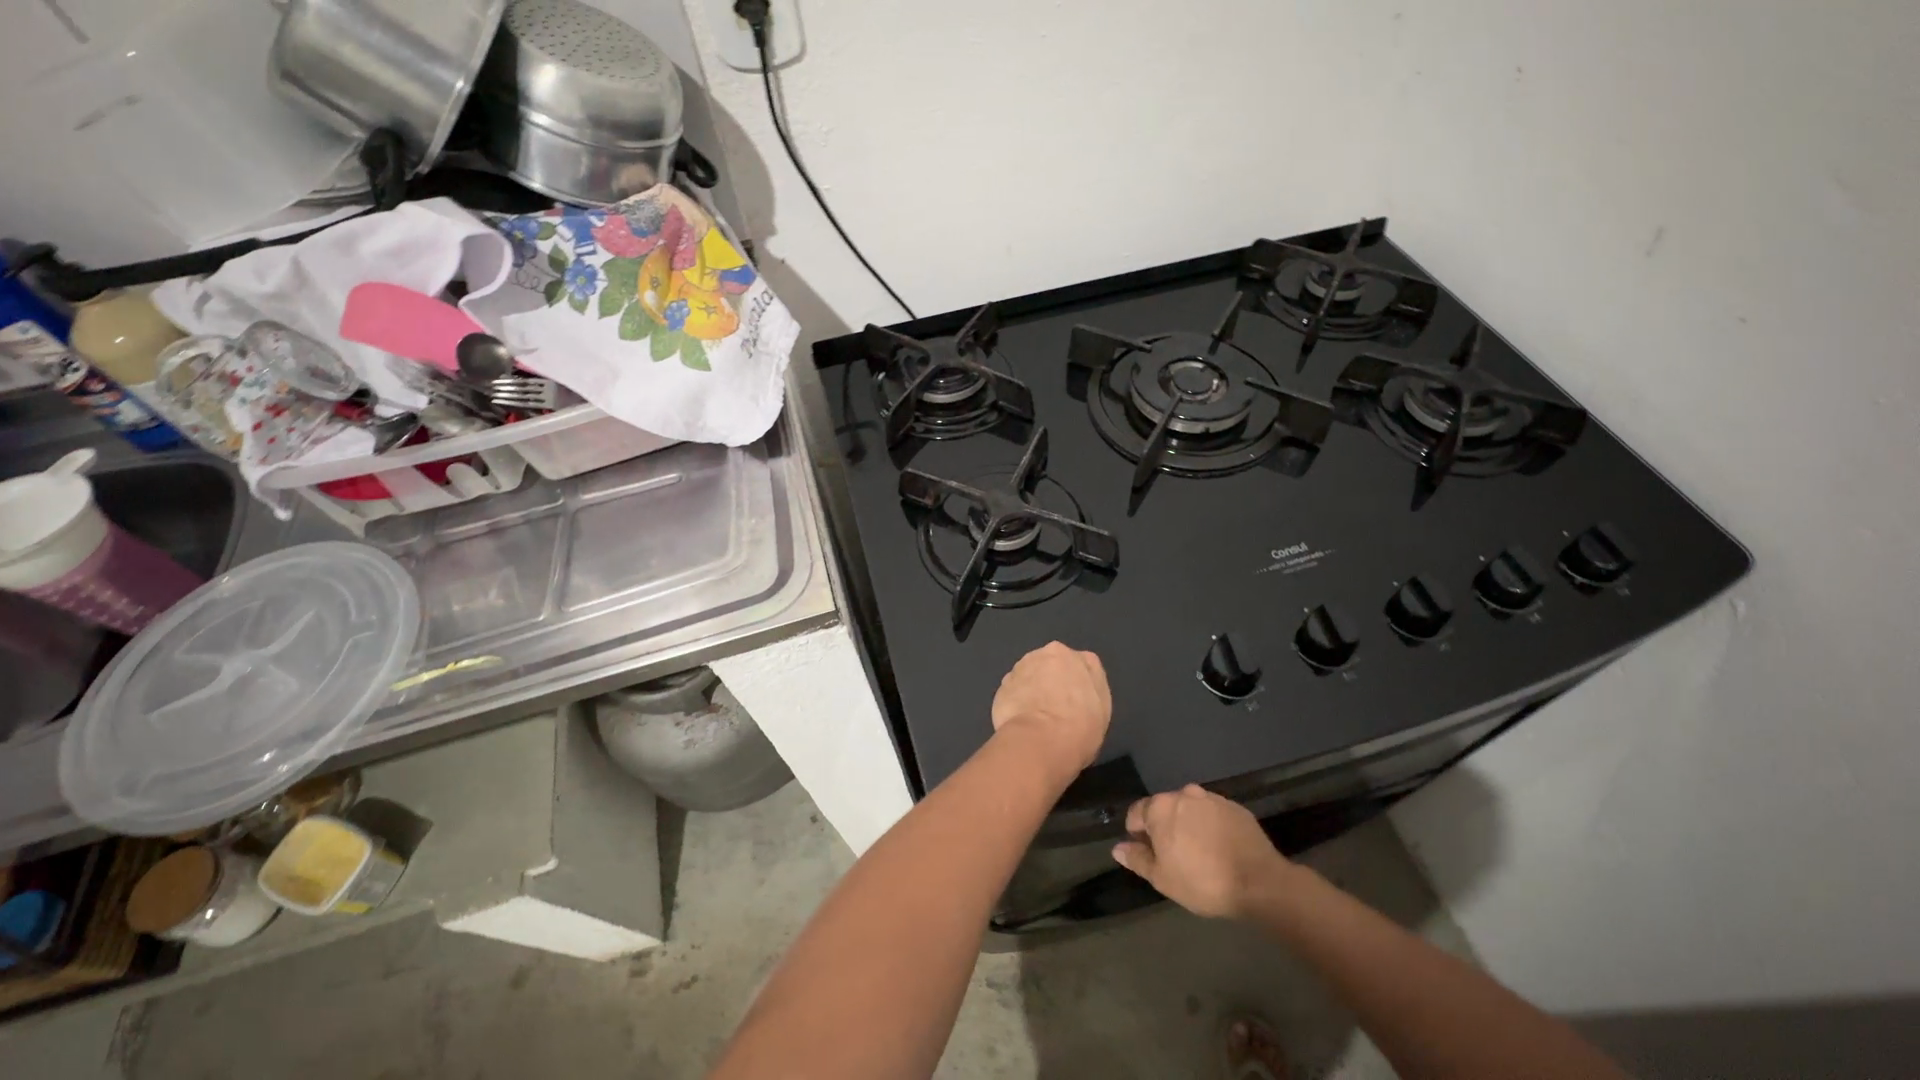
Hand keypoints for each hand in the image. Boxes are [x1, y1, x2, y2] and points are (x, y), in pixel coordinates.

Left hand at [990, 642, 1111, 778]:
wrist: (1040, 740)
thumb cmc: (1080, 726)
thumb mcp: (1101, 706)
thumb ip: (1090, 686)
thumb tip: (1079, 683)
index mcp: (1073, 656)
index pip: (1077, 665)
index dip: (1076, 685)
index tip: (1076, 704)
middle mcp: (1044, 655)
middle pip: (1048, 667)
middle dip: (1050, 683)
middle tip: (1056, 710)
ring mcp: (1018, 670)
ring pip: (1027, 678)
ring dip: (1031, 691)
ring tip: (1037, 719)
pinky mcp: (1000, 689)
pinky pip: (1012, 695)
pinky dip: (1016, 705)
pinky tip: (1022, 724)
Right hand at [1111, 784, 1294, 918]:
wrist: (1258, 882)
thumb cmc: (1201, 881)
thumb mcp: (1162, 878)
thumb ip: (1137, 859)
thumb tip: (1118, 848)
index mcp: (1161, 807)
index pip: (1136, 813)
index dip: (1138, 835)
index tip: (1150, 855)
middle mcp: (1185, 794)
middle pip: (1164, 809)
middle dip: (1164, 828)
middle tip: (1174, 857)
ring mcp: (1213, 799)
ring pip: (1191, 810)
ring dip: (1189, 825)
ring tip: (1199, 853)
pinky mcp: (1236, 808)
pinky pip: (1214, 815)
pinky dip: (1211, 827)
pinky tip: (1220, 849)